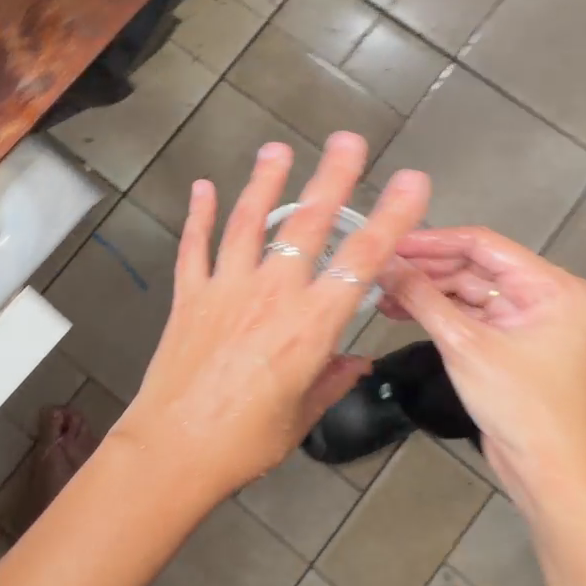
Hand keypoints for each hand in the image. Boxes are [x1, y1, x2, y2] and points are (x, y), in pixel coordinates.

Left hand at [118, 132, 430, 501]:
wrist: (174, 445)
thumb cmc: (247, 440)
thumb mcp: (303, 414)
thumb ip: (331, 378)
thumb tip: (354, 358)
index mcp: (310, 327)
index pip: (361, 262)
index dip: (390, 218)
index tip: (411, 181)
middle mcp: (268, 297)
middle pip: (306, 228)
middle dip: (331, 179)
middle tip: (347, 140)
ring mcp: (221, 290)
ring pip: (246, 225)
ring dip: (263, 184)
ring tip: (277, 149)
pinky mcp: (186, 296)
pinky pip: (193, 248)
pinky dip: (197, 216)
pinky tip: (203, 188)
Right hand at [379, 227, 585, 504]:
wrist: (556, 470)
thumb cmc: (520, 402)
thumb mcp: (463, 343)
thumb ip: (420, 296)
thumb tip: (379, 262)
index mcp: (554, 288)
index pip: (482, 244)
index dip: (429, 241)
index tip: (382, 243)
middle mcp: (551, 296)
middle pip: (475, 265)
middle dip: (424, 268)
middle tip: (373, 270)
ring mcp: (536, 320)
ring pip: (470, 289)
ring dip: (426, 291)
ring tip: (379, 294)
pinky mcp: (519, 341)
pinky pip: (474, 313)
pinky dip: (440, 311)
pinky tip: (401, 312)